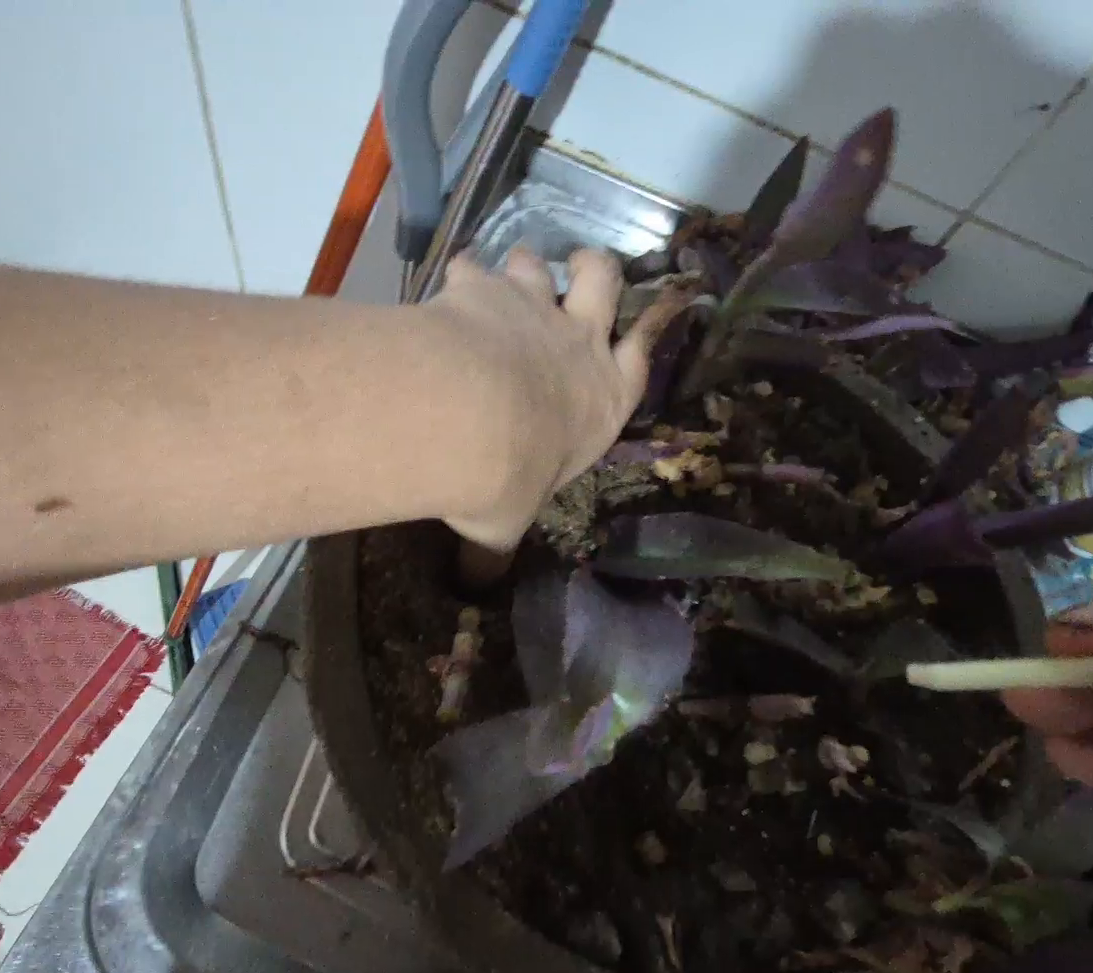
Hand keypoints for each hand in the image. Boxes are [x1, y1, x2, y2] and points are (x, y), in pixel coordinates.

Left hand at [424, 246, 687, 551]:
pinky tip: (448, 287)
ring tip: (507, 277)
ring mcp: (532, 311)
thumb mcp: (504, 525)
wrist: (467, 424)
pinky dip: (463, 276)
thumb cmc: (505, 482)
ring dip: (525, 268)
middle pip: (604, 282)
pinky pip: (474, 269)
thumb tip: (477, 586)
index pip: (638, 360)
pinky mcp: (484, 290)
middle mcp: (576, 346)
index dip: (644, 334)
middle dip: (595, 270)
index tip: (640, 319)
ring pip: (539, 265)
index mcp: (601, 402)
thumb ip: (494, 547)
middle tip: (579, 268)